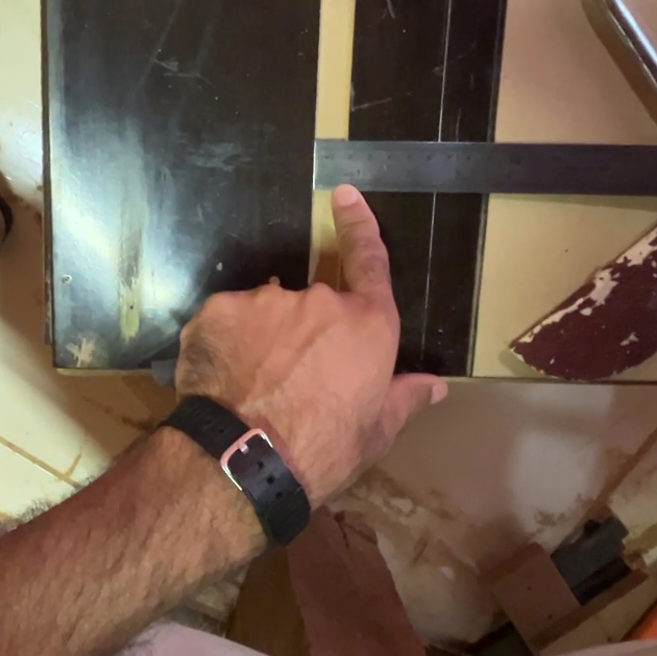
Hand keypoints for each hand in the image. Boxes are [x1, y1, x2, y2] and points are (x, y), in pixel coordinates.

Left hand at [173, 186, 448, 502]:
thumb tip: (436, 384)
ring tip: (253, 383)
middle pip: (312, 303)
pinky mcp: (220, 309)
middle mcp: (317, 300)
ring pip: (267, 312)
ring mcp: (265, 300)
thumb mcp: (375, 432)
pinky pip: (227, 320)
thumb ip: (404, 397)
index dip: (359, 225)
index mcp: (365, 324)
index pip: (369, 260)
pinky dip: (227, 342)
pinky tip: (224, 377)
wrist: (245, 460)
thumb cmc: (322, 450)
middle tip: (289, 379)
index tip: (345, 195)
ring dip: (263, 337)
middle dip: (303, 332)